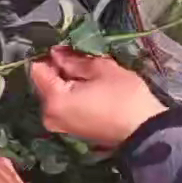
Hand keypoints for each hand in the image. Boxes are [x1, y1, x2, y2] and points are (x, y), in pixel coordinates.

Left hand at [29, 47, 166, 147]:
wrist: (144, 132)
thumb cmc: (125, 97)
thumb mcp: (102, 69)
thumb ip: (74, 60)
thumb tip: (57, 53)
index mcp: (54, 100)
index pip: (37, 69)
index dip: (50, 56)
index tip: (68, 51)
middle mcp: (50, 116)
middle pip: (44, 83)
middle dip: (59, 70)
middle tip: (83, 62)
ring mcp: (59, 126)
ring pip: (54, 94)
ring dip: (67, 83)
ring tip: (90, 77)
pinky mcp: (70, 131)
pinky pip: (63, 106)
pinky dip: (72, 96)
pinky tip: (91, 91)